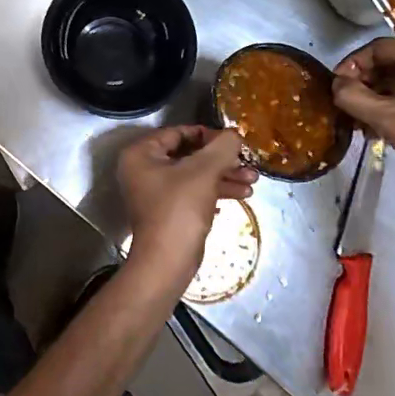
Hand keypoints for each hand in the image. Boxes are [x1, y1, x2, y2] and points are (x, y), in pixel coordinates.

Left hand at [116, 127, 256, 287]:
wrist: (167, 263)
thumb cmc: (179, 210)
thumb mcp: (203, 172)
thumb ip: (221, 148)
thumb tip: (234, 134)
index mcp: (141, 154)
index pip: (178, 133)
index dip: (208, 134)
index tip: (233, 141)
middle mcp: (144, 169)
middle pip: (189, 155)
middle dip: (221, 160)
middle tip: (248, 163)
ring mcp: (156, 192)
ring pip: (195, 175)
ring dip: (224, 176)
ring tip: (253, 182)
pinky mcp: (168, 211)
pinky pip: (194, 193)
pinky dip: (215, 191)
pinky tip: (241, 195)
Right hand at [333, 40, 394, 197]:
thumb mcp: (389, 119)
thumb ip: (354, 97)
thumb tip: (335, 84)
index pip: (381, 47)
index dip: (353, 64)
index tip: (336, 87)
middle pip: (393, 61)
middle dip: (366, 83)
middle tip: (347, 106)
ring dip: (379, 96)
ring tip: (361, 120)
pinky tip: (382, 123)